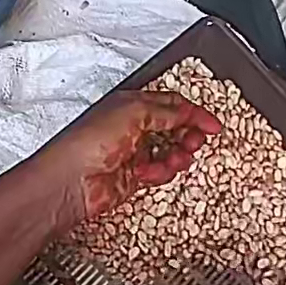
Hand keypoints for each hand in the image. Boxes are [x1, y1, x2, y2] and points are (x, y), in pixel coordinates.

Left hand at [39, 91, 222, 229]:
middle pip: (174, 128)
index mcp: (131, 105)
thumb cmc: (90, 142)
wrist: (73, 180)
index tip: (213, 125)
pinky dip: (162, 172)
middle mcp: (133, 127)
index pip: (171, 104)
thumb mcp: (134, 112)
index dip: (193, 113)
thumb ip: (165, 111)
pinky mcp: (135, 177)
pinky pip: (160, 172)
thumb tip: (186, 113)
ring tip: (178, 159)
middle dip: (189, 135)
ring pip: (170, 152)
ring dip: (178, 155)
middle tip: (196, 141)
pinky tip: (153, 172)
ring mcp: (135, 153)